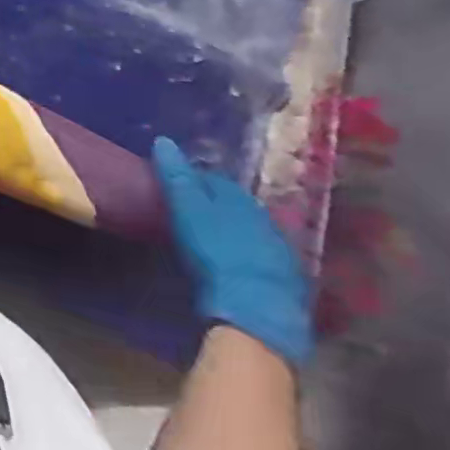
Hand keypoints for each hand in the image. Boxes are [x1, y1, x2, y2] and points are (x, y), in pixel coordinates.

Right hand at [153, 137, 312, 365]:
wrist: (254, 308)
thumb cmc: (214, 252)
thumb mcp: (188, 210)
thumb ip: (177, 178)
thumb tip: (163, 141)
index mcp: (241, 202)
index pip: (216, 181)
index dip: (195, 179)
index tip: (174, 182)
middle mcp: (266, 221)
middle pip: (238, 205)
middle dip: (216, 202)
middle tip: (189, 206)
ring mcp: (280, 252)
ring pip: (252, 229)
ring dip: (233, 227)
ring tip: (209, 231)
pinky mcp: (285, 280)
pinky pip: (262, 254)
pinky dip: (245, 250)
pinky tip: (233, 259)